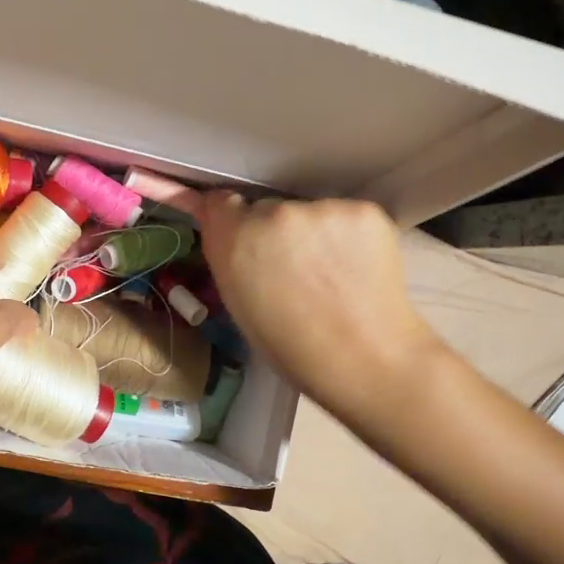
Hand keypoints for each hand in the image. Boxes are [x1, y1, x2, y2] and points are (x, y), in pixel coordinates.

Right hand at [191, 193, 444, 416]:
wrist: (366, 361)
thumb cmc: (292, 346)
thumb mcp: (239, 301)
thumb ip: (226, 252)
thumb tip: (197, 208)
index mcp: (235, 239)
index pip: (221, 201)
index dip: (233, 218)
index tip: (241, 232)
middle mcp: (274, 214)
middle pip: (269, 209)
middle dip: (276, 232)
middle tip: (295, 271)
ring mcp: (321, 210)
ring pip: (310, 213)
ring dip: (315, 233)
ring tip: (332, 275)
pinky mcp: (363, 211)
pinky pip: (346, 216)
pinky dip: (350, 236)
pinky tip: (357, 268)